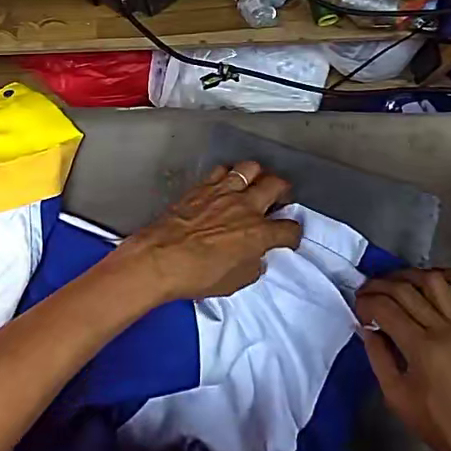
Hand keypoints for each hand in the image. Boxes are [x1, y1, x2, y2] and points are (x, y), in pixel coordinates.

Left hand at [109, 161, 301, 303]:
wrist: (158, 261)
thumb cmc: (196, 276)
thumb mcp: (235, 282)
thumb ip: (253, 265)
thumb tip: (257, 257)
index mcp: (259, 233)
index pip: (289, 229)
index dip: (293, 234)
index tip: (288, 238)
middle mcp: (246, 207)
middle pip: (277, 185)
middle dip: (284, 191)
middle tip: (280, 198)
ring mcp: (224, 193)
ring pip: (251, 168)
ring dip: (258, 175)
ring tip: (255, 183)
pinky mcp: (202, 188)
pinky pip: (222, 170)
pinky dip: (230, 174)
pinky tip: (226, 183)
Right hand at [356, 269, 450, 450]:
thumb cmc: (439, 425)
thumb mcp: (397, 398)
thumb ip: (379, 359)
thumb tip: (368, 329)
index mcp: (422, 349)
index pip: (387, 309)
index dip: (367, 302)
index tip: (357, 305)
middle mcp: (445, 329)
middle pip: (407, 290)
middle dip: (380, 285)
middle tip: (367, 290)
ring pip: (436, 282)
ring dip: (411, 275)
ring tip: (394, 282)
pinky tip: (436, 280)